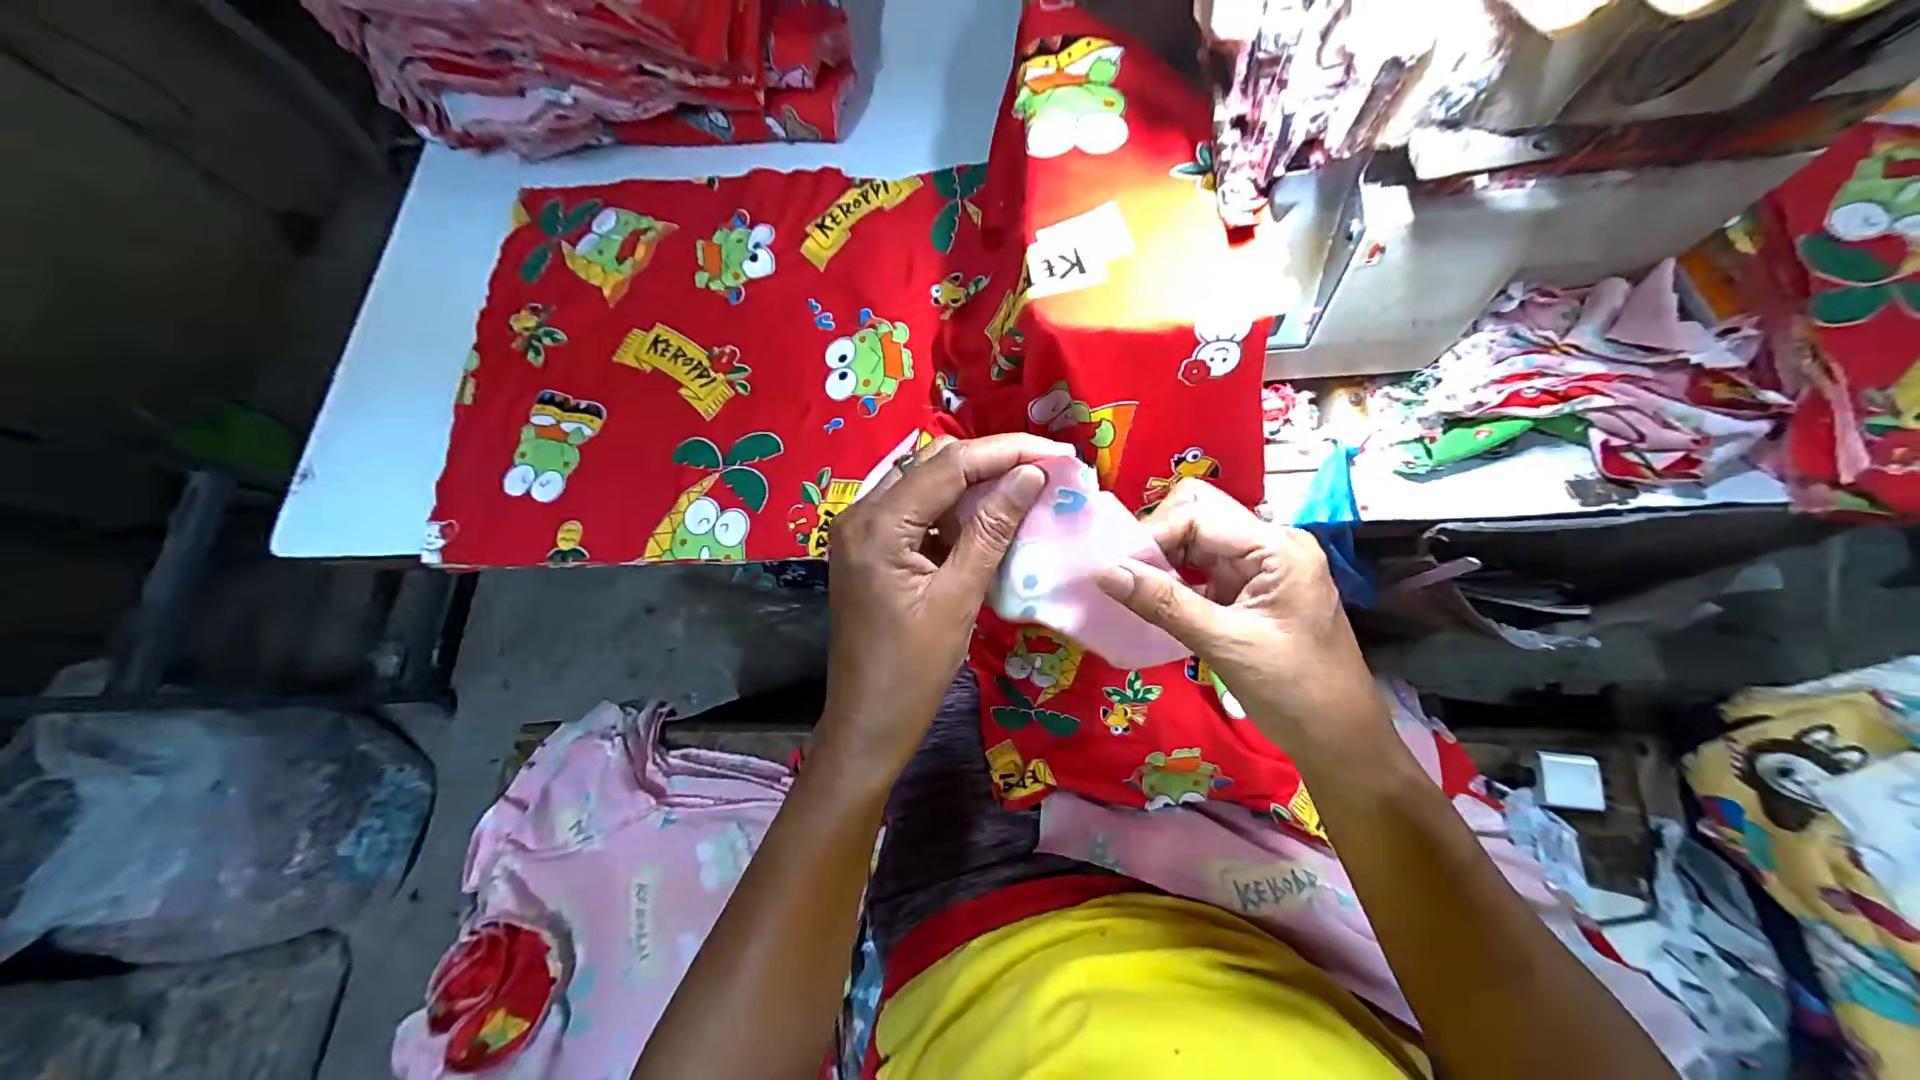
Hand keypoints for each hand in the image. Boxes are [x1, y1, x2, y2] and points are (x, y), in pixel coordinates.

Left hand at [815, 434, 1072, 785]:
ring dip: (974, 484)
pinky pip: (916, 511)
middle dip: (991, 462)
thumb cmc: (912, 671)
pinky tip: (989, 518)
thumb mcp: (959, 598)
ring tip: (1025, 488)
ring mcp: (860, 529)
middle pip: (933, 465)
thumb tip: (1031, 475)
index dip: (1006, 452)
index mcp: (878, 525)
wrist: (868, 721)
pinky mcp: (869, 547)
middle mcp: (860, 513)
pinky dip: (953, 511)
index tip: (1056, 454)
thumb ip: (992, 530)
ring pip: (925, 484)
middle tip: (1046, 468)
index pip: (948, 464)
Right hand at [1097, 478, 1384, 744]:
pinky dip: (1173, 579)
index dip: (1152, 536)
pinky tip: (1150, 598)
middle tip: (1121, 573)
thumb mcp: (1226, 645)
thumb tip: (1105, 573)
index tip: (1113, 567)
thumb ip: (1164, 603)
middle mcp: (1270, 545)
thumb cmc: (1295, 691)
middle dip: (1155, 539)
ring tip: (1128, 586)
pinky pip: (1200, 569)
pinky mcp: (1248, 590)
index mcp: (1278, 547)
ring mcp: (1259, 567)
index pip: (1199, 516)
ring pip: (1195, 541)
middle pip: (1198, 516)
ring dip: (1160, 559)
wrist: (1341, 740)